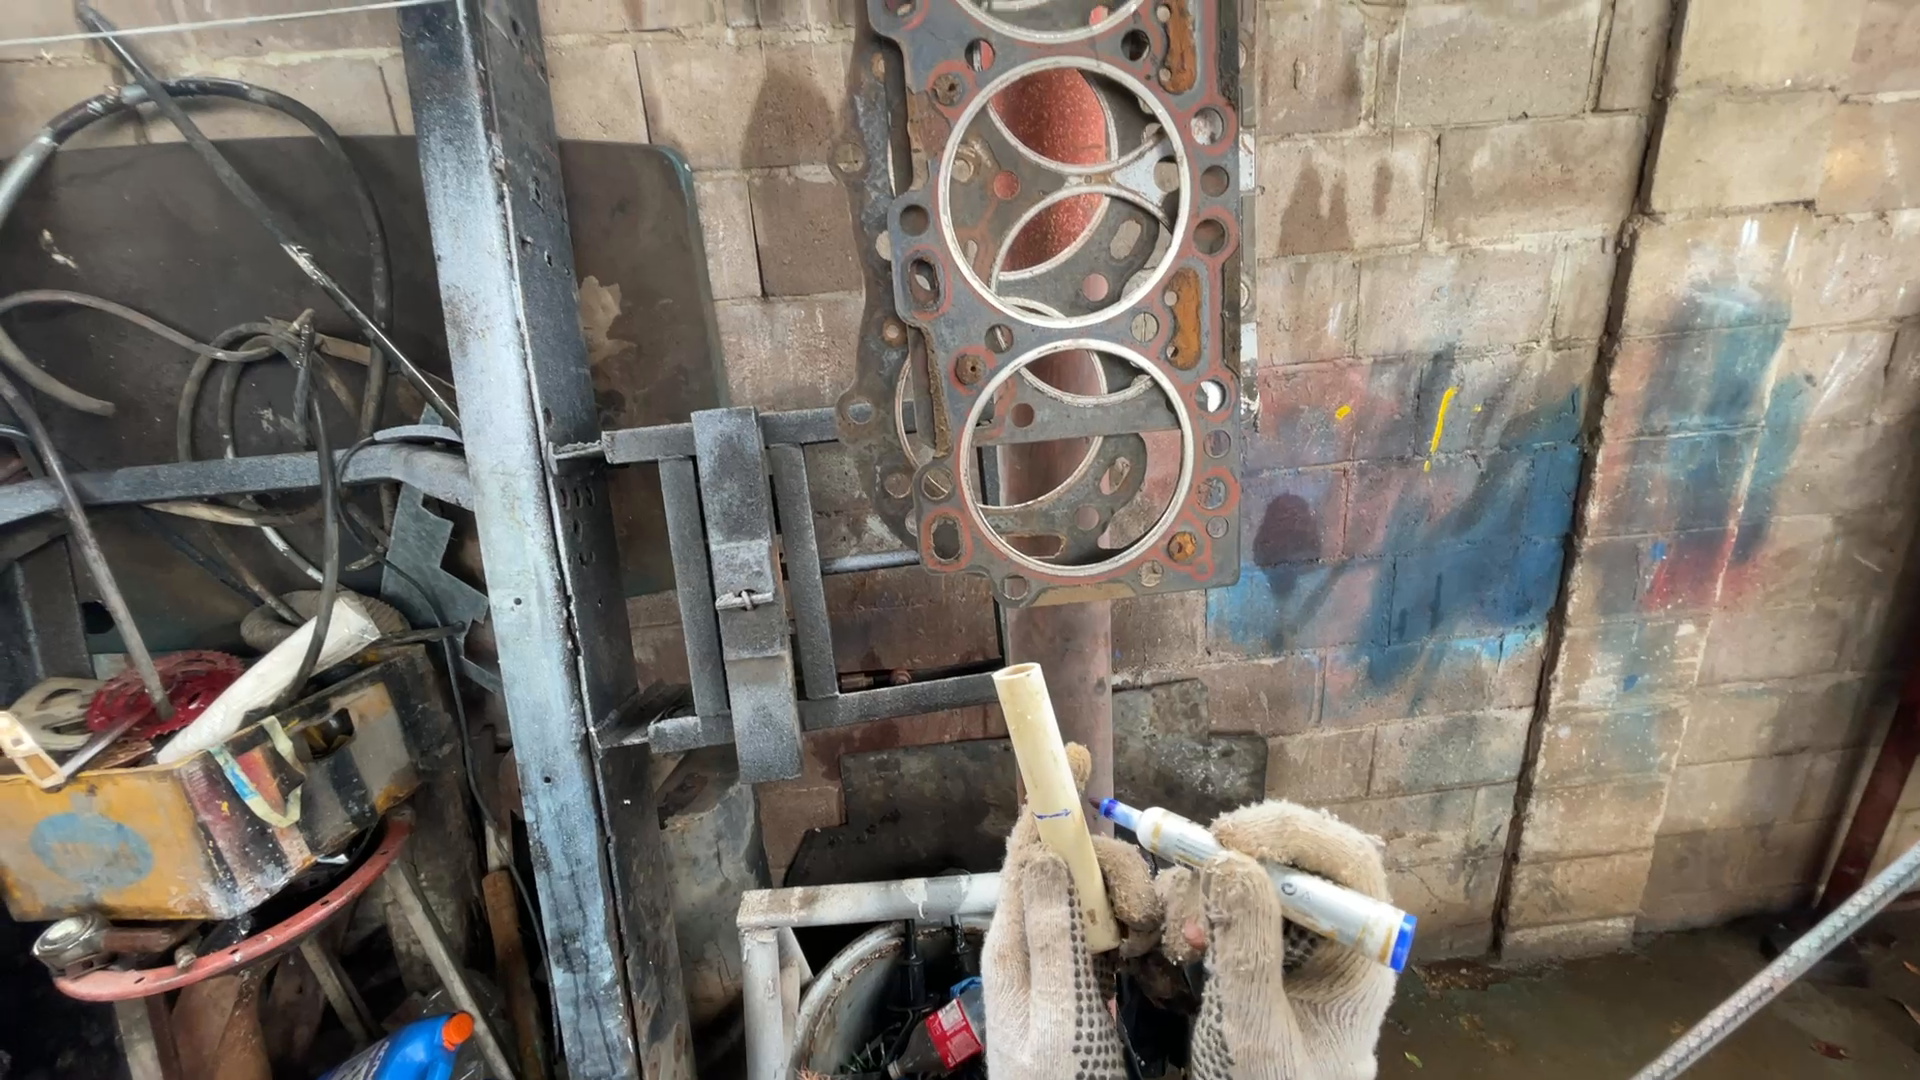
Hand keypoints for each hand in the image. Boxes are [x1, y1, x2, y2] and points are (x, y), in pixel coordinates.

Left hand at [983, 743, 1160, 1079]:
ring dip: (1128, 907)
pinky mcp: (1084, 972)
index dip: (1047, 800)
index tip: (1072, 756)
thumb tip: (1046, 857)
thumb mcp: (1056, 1019)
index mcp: (1013, 939)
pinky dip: (1132, 931)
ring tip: (1139, 951)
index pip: (1025, 850)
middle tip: (1136, 922)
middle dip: (1112, 874)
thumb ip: (1052, 938)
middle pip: (1072, 866)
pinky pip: (1109, 927)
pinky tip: (1142, 961)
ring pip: (1096, 894)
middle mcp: (1033, 934)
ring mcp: (1059, 953)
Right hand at [1157, 801, 1397, 1079]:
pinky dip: (1195, 903)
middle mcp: (1331, 928)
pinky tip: (1186, 945)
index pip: (1347, 859)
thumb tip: (1230, 861)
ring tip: (1187, 938)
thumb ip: (1249, 953)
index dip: (1291, 833)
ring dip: (1207, 884)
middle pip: (1295, 850)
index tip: (1228, 839)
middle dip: (1237, 853)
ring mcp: (1292, 929)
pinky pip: (1225, 890)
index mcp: (1360, 952)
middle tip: (1193, 869)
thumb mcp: (1260, 1033)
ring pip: (1252, 864)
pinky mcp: (1258, 935)